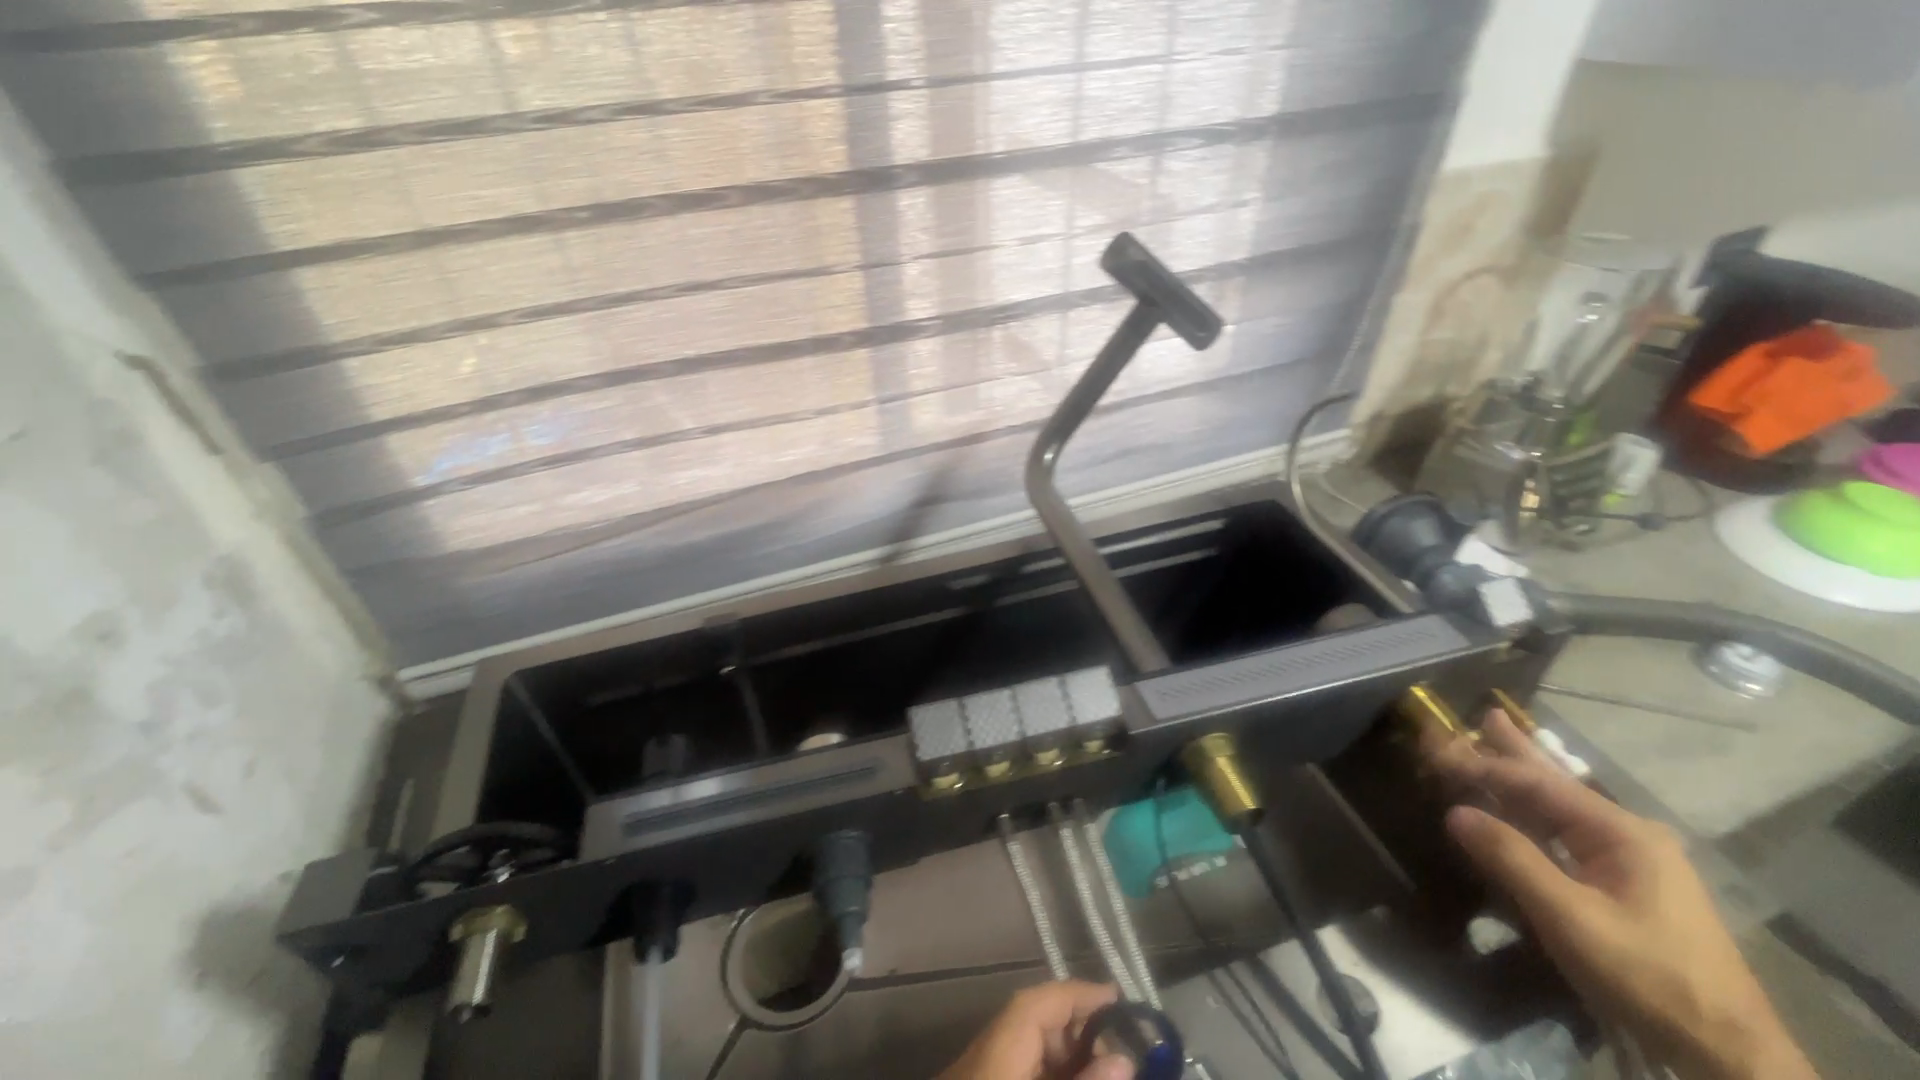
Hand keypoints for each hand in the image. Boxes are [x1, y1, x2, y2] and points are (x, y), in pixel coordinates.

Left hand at [938, 980, 1134, 1079]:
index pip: (1033, 1003)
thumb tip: (1124, 1058)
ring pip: (1021, 1047)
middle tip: (1116, 1050)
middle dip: (1075, 1028)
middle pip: (1028, 1022)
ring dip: (1062, 1053)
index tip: (1118, 997)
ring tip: (1100, 1067)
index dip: (1076, 993)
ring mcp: (970, 1072)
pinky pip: (1012, 1067)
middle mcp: (977, 1054)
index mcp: (993, 1050)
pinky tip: (1069, 1077)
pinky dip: (1044, 1070)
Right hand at [1433, 711, 1817, 1079]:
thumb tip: (1457, 812)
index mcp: (1623, 833)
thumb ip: (1513, 860)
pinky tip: (1527, 813)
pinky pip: (1571, 840)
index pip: (1540, 785)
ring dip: (1526, 784)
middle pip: (1559, 786)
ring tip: (1500, 748)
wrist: (1722, 1048)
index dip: (1485, 765)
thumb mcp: (1571, 918)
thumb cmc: (1646, 974)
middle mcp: (1631, 837)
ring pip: (1565, 812)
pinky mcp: (1629, 891)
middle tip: (1486, 717)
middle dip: (1519, 754)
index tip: (1439, 748)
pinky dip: (1538, 819)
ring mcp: (1634, 864)